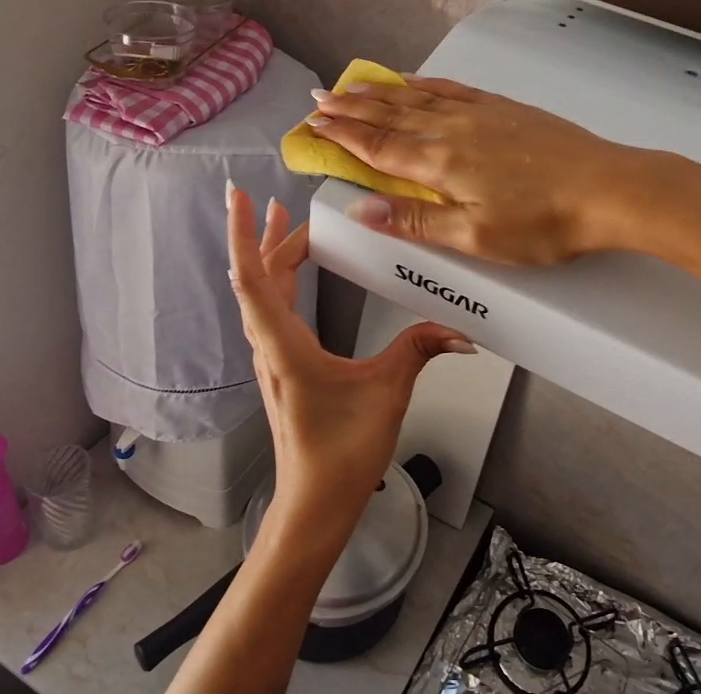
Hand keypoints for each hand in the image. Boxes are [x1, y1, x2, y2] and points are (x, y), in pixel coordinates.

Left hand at [226, 184, 475, 526]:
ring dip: (268, 256)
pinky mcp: (280, 369)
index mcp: (285, 346)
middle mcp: (269, 346)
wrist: (314, 505)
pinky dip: (276, 282)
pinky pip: (270, 313)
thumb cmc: (343, 453)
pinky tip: (292, 279)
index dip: (245, 233)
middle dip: (265, 235)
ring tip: (279, 223)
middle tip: (281, 201)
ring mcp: (271, 359)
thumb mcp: (387, 394)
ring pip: (260, 295)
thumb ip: (419, 351)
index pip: (255, 278)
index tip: (240, 195)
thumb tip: (461, 329)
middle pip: (257, 279)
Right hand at [305, 77, 650, 264]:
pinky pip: (453, 90)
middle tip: (320, 97)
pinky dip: (425, 84)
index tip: (314, 124)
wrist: (608, 189)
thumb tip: (363, 207)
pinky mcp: (506, 109)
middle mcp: (455, 130)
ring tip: (354, 84)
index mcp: (442, 164)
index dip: (343, 135)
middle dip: (352, 108)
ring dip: (382, 92)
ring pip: (419, 98)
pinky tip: (416, 82)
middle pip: (392, 115)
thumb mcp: (476, 236)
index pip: (379, 146)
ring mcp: (482, 114)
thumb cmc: (544, 224)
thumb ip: (418, 219)